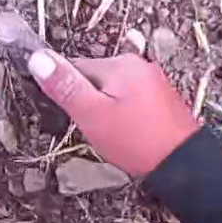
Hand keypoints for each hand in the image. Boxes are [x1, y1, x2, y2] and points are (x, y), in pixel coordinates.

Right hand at [28, 51, 199, 176]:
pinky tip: (129, 134)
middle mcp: (139, 65)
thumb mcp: (92, 114)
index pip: (75, 67)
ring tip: (116, 135)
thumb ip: (65, 86)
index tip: (74, 115)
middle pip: (96, 79)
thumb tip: (38, 57)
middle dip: (90, 103)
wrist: (183, 165)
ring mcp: (154, 81)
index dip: (68, 94)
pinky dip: (125, 116)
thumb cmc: (137, 141)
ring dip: (108, 111)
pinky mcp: (162, 99)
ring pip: (114, 92)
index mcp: (120, 64)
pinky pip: (131, 101)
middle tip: (98, 129)